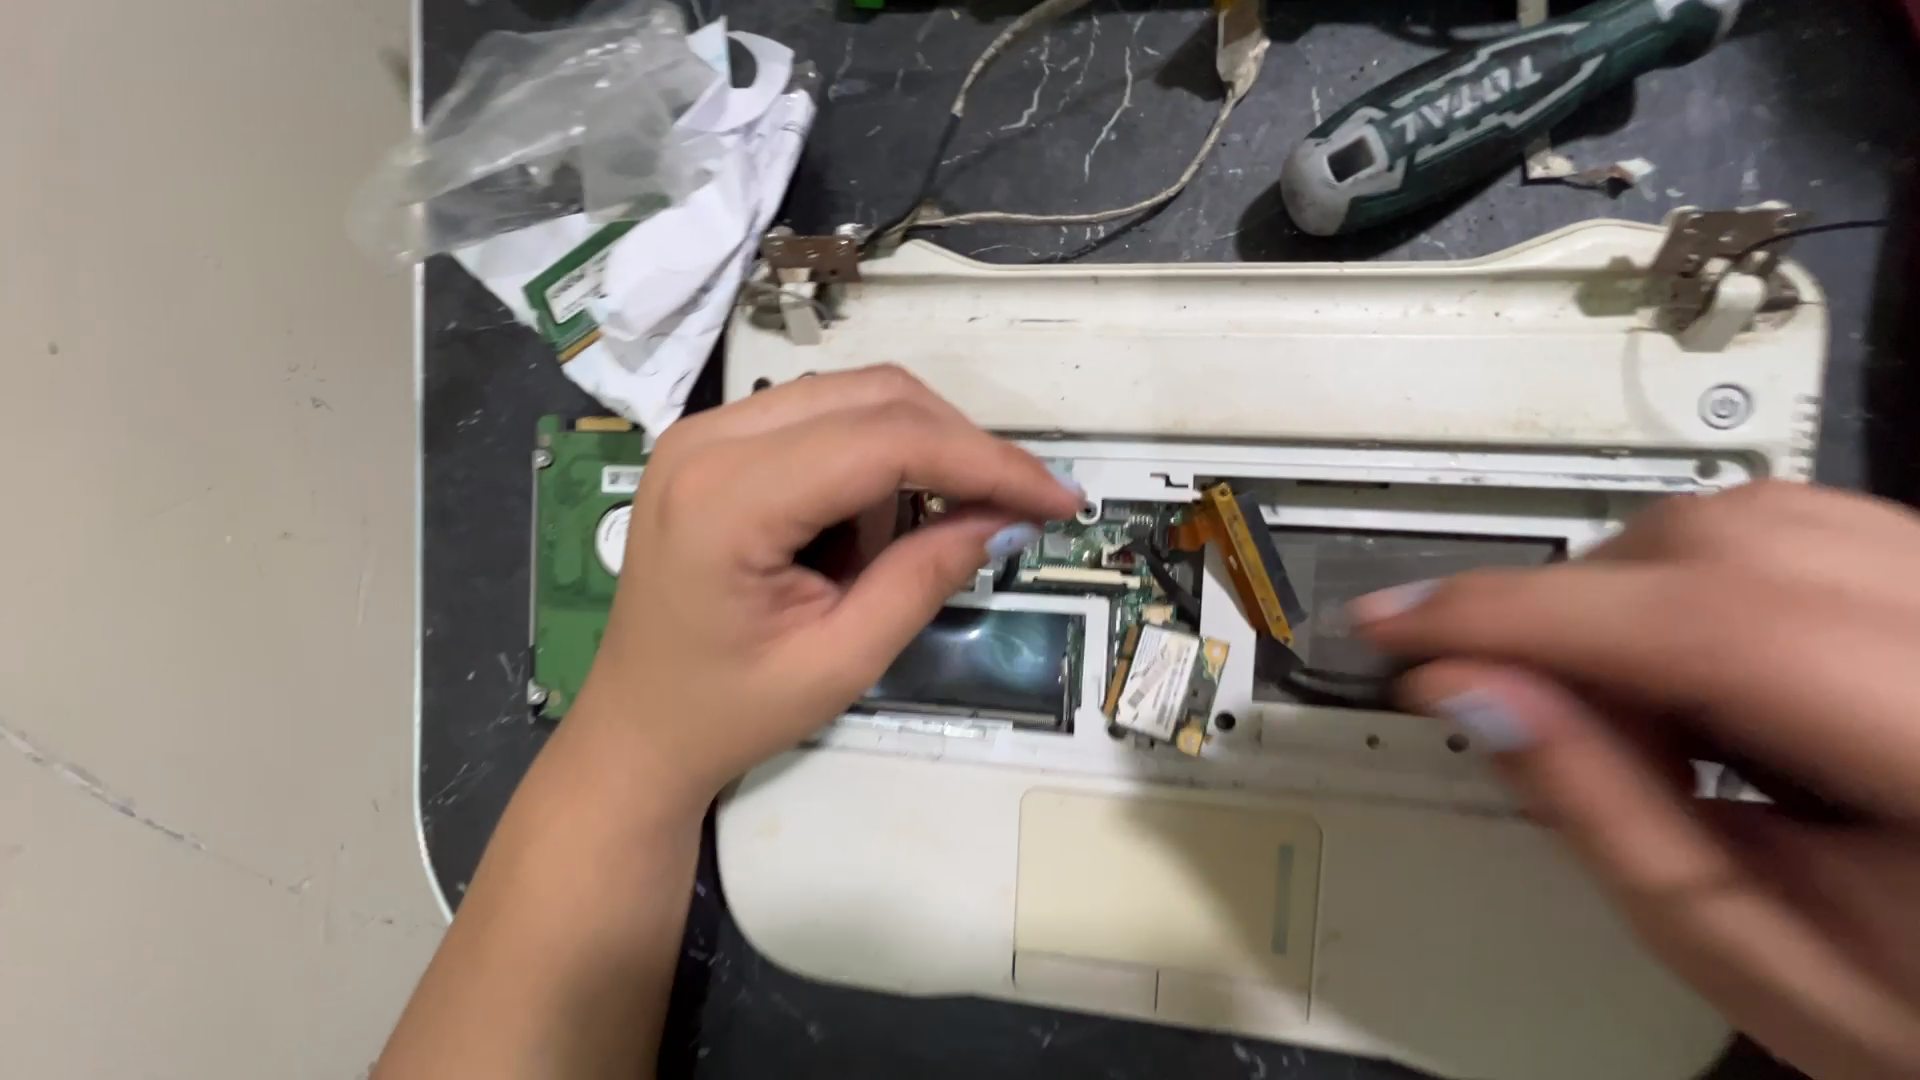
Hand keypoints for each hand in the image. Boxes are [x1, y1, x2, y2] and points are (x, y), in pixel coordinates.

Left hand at [574, 365, 1081, 811]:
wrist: (637, 728)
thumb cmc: (728, 712)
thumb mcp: (842, 661)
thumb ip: (925, 578)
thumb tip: (1004, 517)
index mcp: (728, 499)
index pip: (886, 442)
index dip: (985, 462)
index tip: (1055, 497)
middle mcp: (710, 438)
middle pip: (875, 397)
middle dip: (960, 447)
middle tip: (1015, 507)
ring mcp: (707, 432)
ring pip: (855, 398)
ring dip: (918, 453)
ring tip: (925, 534)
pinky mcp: (717, 443)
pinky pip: (825, 419)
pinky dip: (876, 460)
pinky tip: (871, 527)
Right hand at [1352, 481, 1919, 1078]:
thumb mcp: (1741, 946)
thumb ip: (1597, 809)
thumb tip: (1463, 686)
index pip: (1711, 629)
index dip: (1520, 612)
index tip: (1395, 621)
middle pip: (1721, 545)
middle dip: (1568, 609)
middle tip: (1529, 699)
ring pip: (1747, 517)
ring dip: (1621, 594)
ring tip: (1633, 705)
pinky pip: (1786, 529)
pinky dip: (1680, 583)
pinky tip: (1690, 674)